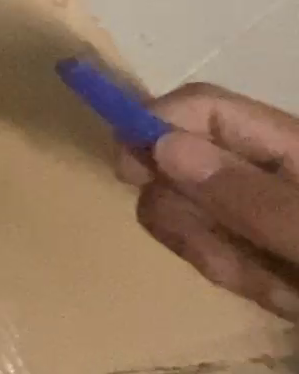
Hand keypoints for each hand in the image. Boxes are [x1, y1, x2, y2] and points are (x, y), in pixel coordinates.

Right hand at [116, 82, 298, 319]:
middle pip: (183, 160)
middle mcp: (280, 171)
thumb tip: (159, 143)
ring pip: (190, 205)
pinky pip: (216, 242)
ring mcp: (275, 211)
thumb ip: (255, 199)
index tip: (127, 172)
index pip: (203, 107)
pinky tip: (278, 300)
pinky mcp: (271, 247)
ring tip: (273, 297)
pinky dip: (234, 273)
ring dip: (211, 253)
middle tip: (222, 268)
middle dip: (185, 214)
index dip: (153, 124)